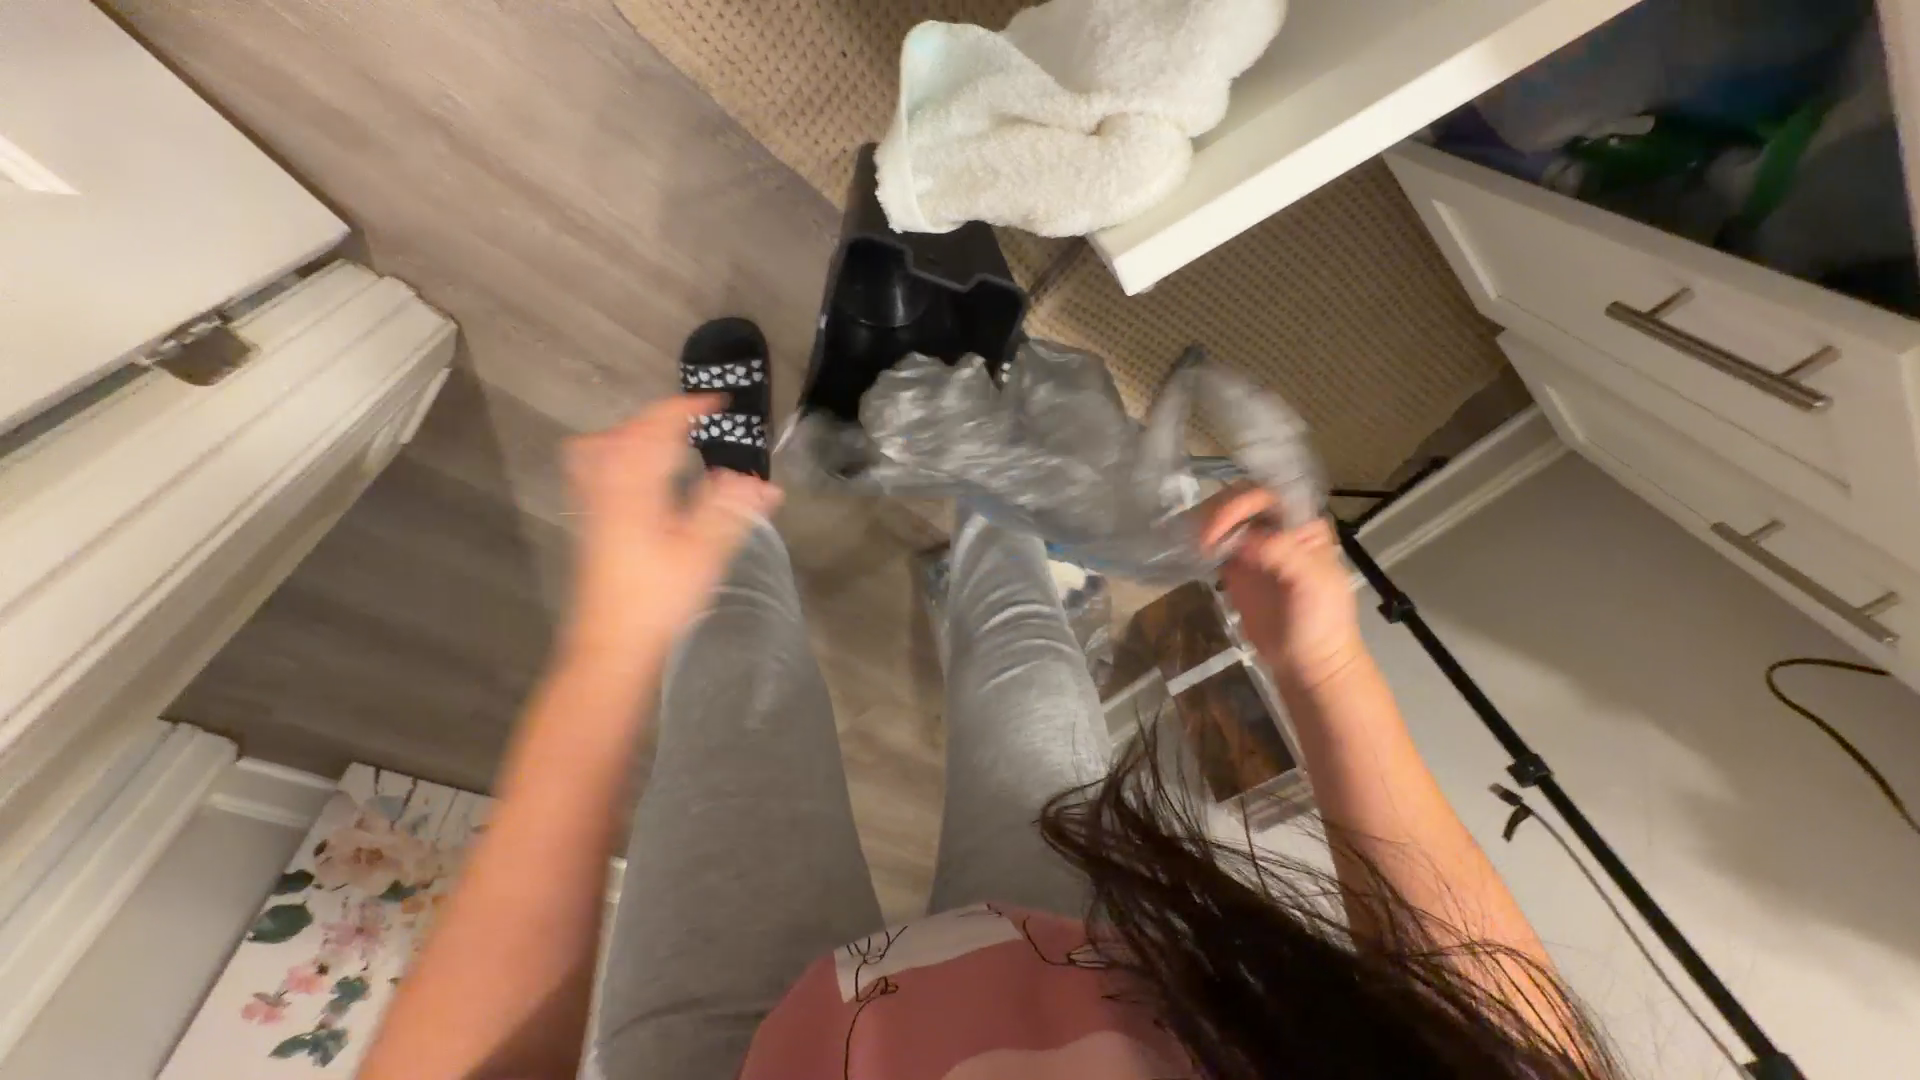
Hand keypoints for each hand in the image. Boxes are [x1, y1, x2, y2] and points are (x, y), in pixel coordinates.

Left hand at [560, 395, 781, 662]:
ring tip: (663, 440)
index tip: (715, 402)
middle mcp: (608, 490)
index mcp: (636, 490)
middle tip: (693, 420)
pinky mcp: (592, 525)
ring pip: (601, 451)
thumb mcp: (702, 555)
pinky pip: (595, 471)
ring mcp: (594, 507)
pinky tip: (638, 476)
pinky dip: (616, 457)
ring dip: (633, 434)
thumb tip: (766, 483)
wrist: (611, 645)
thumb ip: (731, 513)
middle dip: (658, 418)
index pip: (656, 432)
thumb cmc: (657, 601)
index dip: (685, 408)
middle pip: (623, 434)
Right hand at [1201, 488, 1364, 690]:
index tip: (1223, 523)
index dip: (1244, 501)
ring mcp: (1256, 548)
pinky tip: (1196, 551)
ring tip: (1199, 544)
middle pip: (1244, 500)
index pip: (1272, 494)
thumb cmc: (1323, 623)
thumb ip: (1287, 554)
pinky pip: (1217, 543)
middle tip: (1205, 536)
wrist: (1308, 663)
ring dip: (1208, 523)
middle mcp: (1279, 529)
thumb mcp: (1316, 585)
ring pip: (1227, 518)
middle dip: (1221, 510)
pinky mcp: (1237, 567)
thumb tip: (1247, 539)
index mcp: (1305, 527)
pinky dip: (1203, 541)